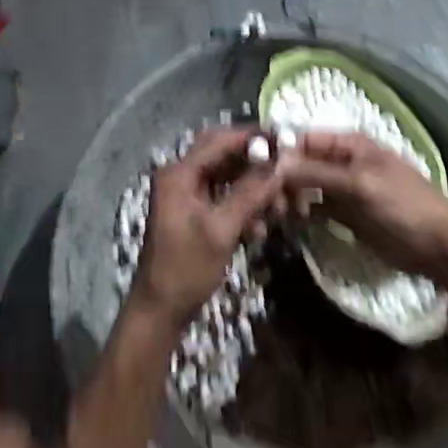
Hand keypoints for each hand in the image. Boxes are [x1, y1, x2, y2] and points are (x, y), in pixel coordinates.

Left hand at [129, 127, 284, 325]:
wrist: (160, 311)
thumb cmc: (186, 268)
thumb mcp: (221, 229)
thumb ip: (250, 193)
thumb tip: (280, 165)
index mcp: (179, 173)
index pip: (220, 140)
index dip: (253, 137)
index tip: (285, 139)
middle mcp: (181, 176)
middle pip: (224, 155)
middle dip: (256, 161)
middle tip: (286, 167)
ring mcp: (187, 195)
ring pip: (227, 177)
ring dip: (254, 187)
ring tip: (282, 204)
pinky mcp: (195, 213)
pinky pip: (225, 197)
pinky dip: (245, 205)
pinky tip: (262, 227)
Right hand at [280, 131, 447, 273]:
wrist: (437, 247)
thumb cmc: (402, 205)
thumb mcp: (359, 185)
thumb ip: (317, 173)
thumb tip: (277, 164)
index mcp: (350, 144)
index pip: (305, 138)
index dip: (281, 149)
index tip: (256, 166)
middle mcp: (343, 161)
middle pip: (302, 162)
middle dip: (283, 176)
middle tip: (265, 198)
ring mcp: (343, 188)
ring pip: (306, 185)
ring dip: (289, 195)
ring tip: (274, 212)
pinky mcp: (344, 214)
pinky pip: (315, 207)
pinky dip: (301, 212)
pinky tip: (286, 221)